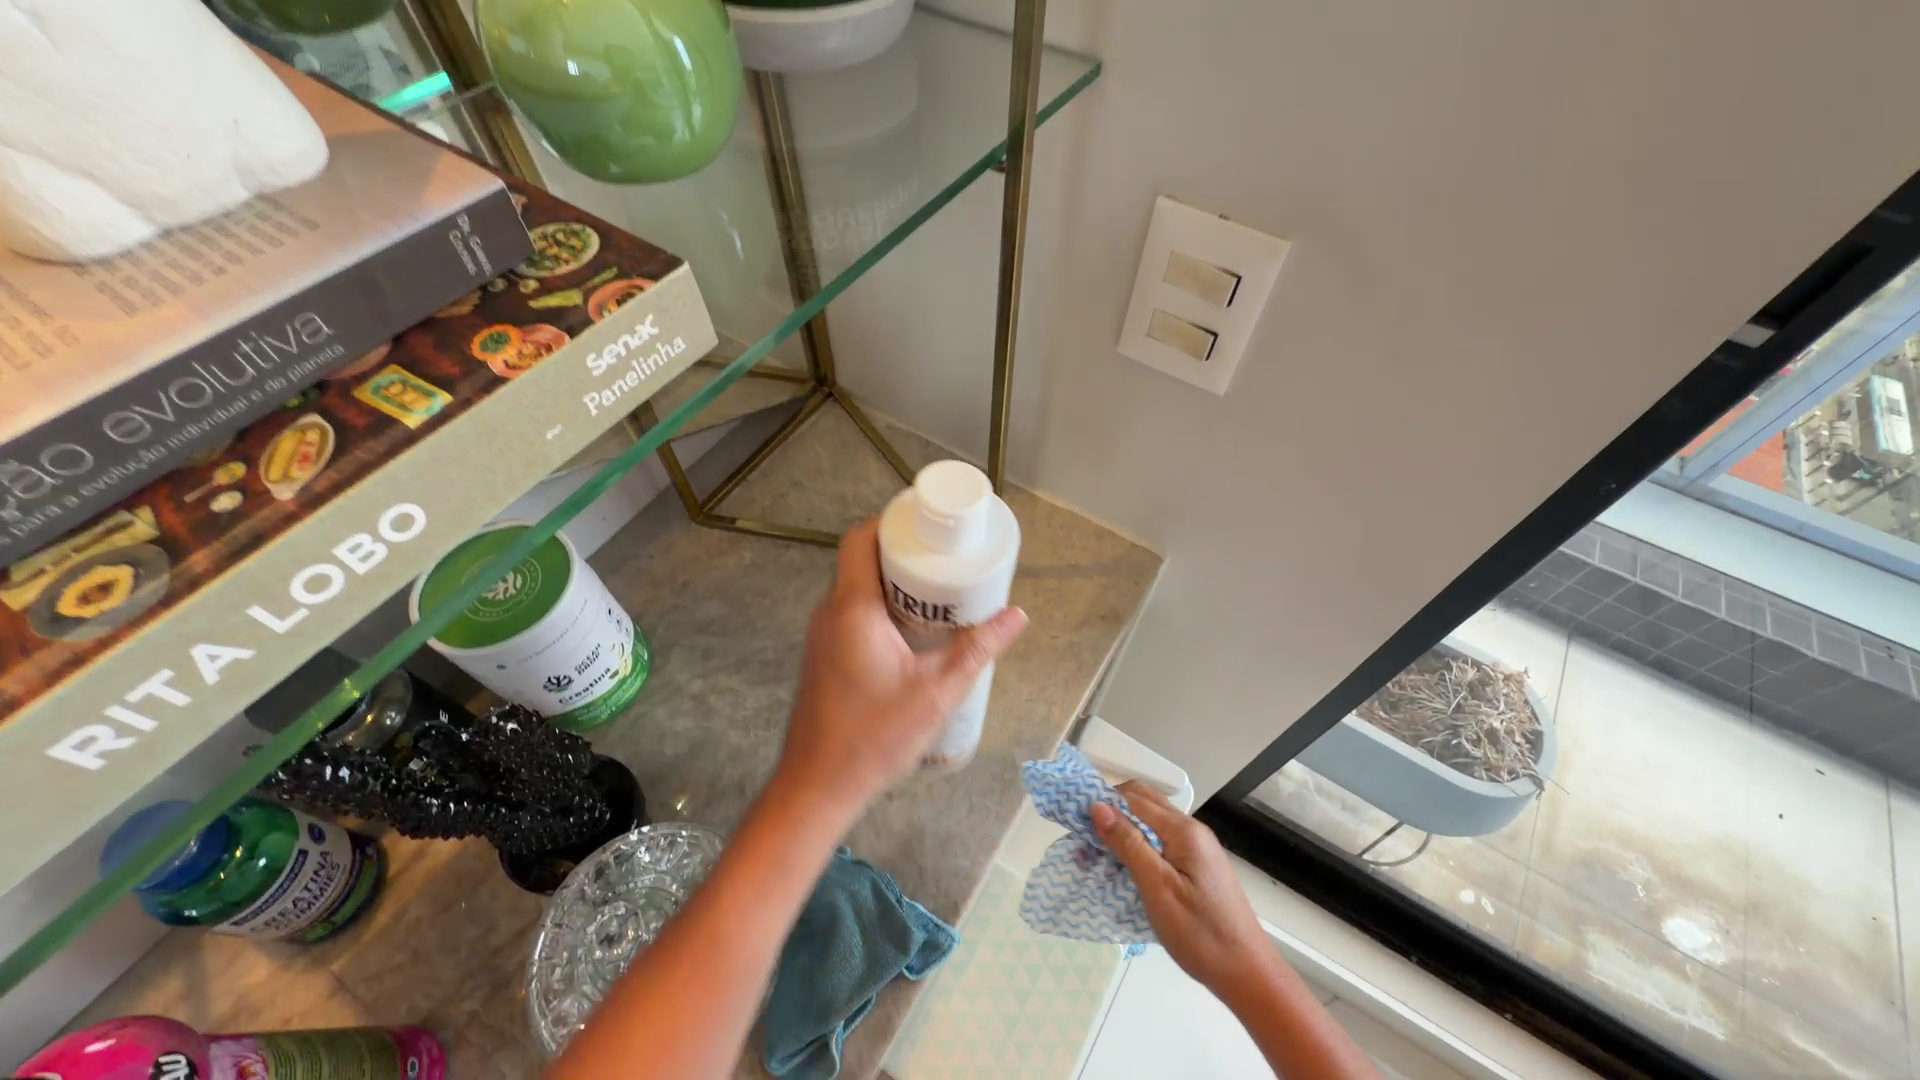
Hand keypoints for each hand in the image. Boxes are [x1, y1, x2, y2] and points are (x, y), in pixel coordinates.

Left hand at [778, 520, 1028, 810]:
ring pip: (858, 590)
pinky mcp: (824, 657)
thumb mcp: (936, 693)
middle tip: (948, 564)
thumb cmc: (873, 737)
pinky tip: (914, 633)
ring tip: (939, 596)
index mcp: (852, 608)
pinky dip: (882, 610)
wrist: (817, 786)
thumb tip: (1015, 616)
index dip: (893, 524)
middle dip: (905, 556)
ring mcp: (822, 636)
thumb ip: (976, 651)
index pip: (861, 539)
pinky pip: (853, 615)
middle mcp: (830, 612)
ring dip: (894, 586)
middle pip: (863, 562)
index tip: (931, 530)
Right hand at [1092, 781, 1278, 995]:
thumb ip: (1128, 843)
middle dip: (1109, 815)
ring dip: (1121, 834)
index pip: (1134, 797)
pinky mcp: (1195, 868)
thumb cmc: (1200, 933)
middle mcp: (1191, 831)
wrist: (1246, 973)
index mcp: (1183, 830)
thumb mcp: (1157, 888)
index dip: (1102, 803)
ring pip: (1149, 825)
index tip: (1073, 823)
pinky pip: (1159, 844)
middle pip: (1142, 804)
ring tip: (1095, 860)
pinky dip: (1136, 850)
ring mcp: (1196, 849)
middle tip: (1082, 842)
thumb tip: (1097, 805)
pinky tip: (1122, 872)